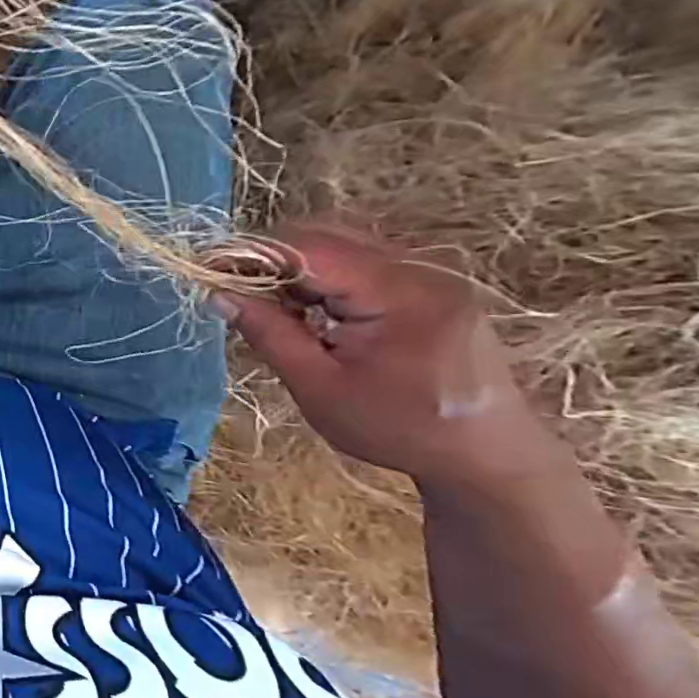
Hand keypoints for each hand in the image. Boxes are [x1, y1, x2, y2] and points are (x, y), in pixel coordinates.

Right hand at [215, 225, 556, 489]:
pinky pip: (361, 262)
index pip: (309, 250)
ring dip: (294, 267)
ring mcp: (429, 275)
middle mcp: (419, 270)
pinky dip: (322, 277)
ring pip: (340, 245)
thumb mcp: (319, 388)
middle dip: (270, 260)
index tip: (207, 271)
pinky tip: (312, 311)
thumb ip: (269, 333)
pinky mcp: (428, 285)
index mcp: (399, 295)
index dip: (251, 255)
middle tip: (237, 294)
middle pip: (324, 238)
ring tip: (274, 308)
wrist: (491, 459)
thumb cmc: (400, 430)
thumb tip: (219, 294)